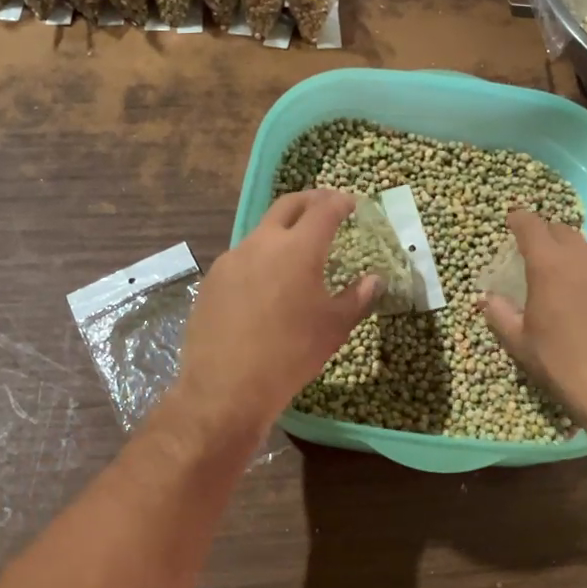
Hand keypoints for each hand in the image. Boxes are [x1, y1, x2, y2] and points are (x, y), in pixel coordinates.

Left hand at [172, 190, 379, 434]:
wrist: (226, 386)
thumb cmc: (291, 354)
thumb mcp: (334, 327)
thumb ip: (357, 297)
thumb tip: (374, 280)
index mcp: (298, 248)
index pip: (324, 210)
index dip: (340, 202)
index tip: (351, 203)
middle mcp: (262, 243)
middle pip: (287, 206)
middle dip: (310, 201)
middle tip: (325, 206)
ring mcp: (231, 259)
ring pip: (261, 233)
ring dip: (282, 232)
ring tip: (296, 251)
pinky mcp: (212, 280)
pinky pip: (242, 259)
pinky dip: (260, 259)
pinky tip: (266, 284)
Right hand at [481, 210, 586, 431]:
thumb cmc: (566, 368)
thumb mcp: (522, 346)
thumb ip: (500, 315)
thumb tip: (487, 299)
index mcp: (551, 265)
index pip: (530, 226)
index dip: (519, 221)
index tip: (513, 223)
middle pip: (564, 232)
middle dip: (550, 239)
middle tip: (542, 260)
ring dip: (584, 259)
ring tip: (580, 285)